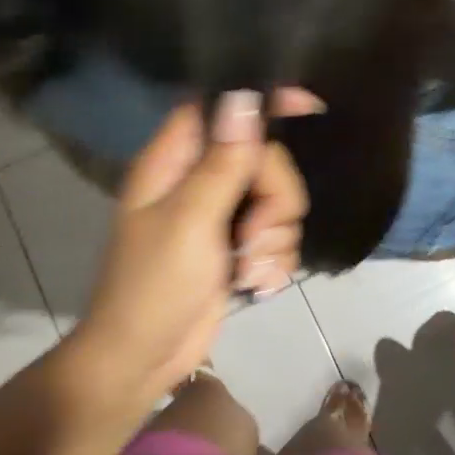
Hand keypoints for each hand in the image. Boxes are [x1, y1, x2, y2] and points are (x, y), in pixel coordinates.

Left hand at [67, 91, 308, 403]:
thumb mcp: (189, 221)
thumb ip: (222, 162)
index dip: (261, 103)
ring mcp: (220, 217)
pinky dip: (273, 262)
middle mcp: (199, 182)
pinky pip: (278, 238)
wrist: (145, 357)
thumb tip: (245, 97)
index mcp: (173, 162)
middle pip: (264, 159)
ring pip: (279, 202)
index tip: (309, 106)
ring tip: (247, 269)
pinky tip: (254, 284)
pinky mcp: (238, 250)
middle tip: (252, 232)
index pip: (221, 109)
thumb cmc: (154, 286)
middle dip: (274, 199)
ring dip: (274, 239)